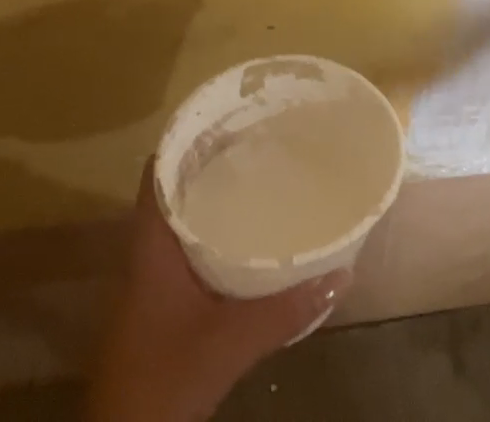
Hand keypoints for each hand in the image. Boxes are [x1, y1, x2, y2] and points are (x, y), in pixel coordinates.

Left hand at [85, 162, 350, 421]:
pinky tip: (249, 240)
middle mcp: (148, 252)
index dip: (184, 138)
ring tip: (259, 178)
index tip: (225, 116)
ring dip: (212, 198)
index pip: (157, 170)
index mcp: (151, 244)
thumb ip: (285, 309)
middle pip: (173, 188)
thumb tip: (342, 273)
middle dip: (209, 163)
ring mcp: (153, 279)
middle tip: (258, 142)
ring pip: (182, 220)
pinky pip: (190, 249)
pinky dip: (216, 234)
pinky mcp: (164, 302)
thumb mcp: (230, 341)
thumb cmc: (165, 373)